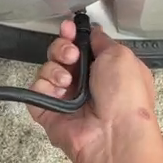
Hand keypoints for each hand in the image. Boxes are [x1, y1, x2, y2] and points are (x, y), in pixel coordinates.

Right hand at [26, 18, 158, 162]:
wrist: (114, 134)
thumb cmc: (126, 96)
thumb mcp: (122, 55)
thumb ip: (102, 41)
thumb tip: (93, 33)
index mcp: (106, 70)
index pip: (81, 46)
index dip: (72, 35)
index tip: (68, 28)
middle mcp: (85, 84)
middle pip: (60, 54)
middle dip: (62, 49)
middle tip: (71, 56)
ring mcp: (66, 99)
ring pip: (47, 70)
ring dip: (56, 69)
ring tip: (68, 81)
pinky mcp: (48, 112)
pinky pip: (36, 90)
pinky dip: (45, 88)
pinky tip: (60, 94)